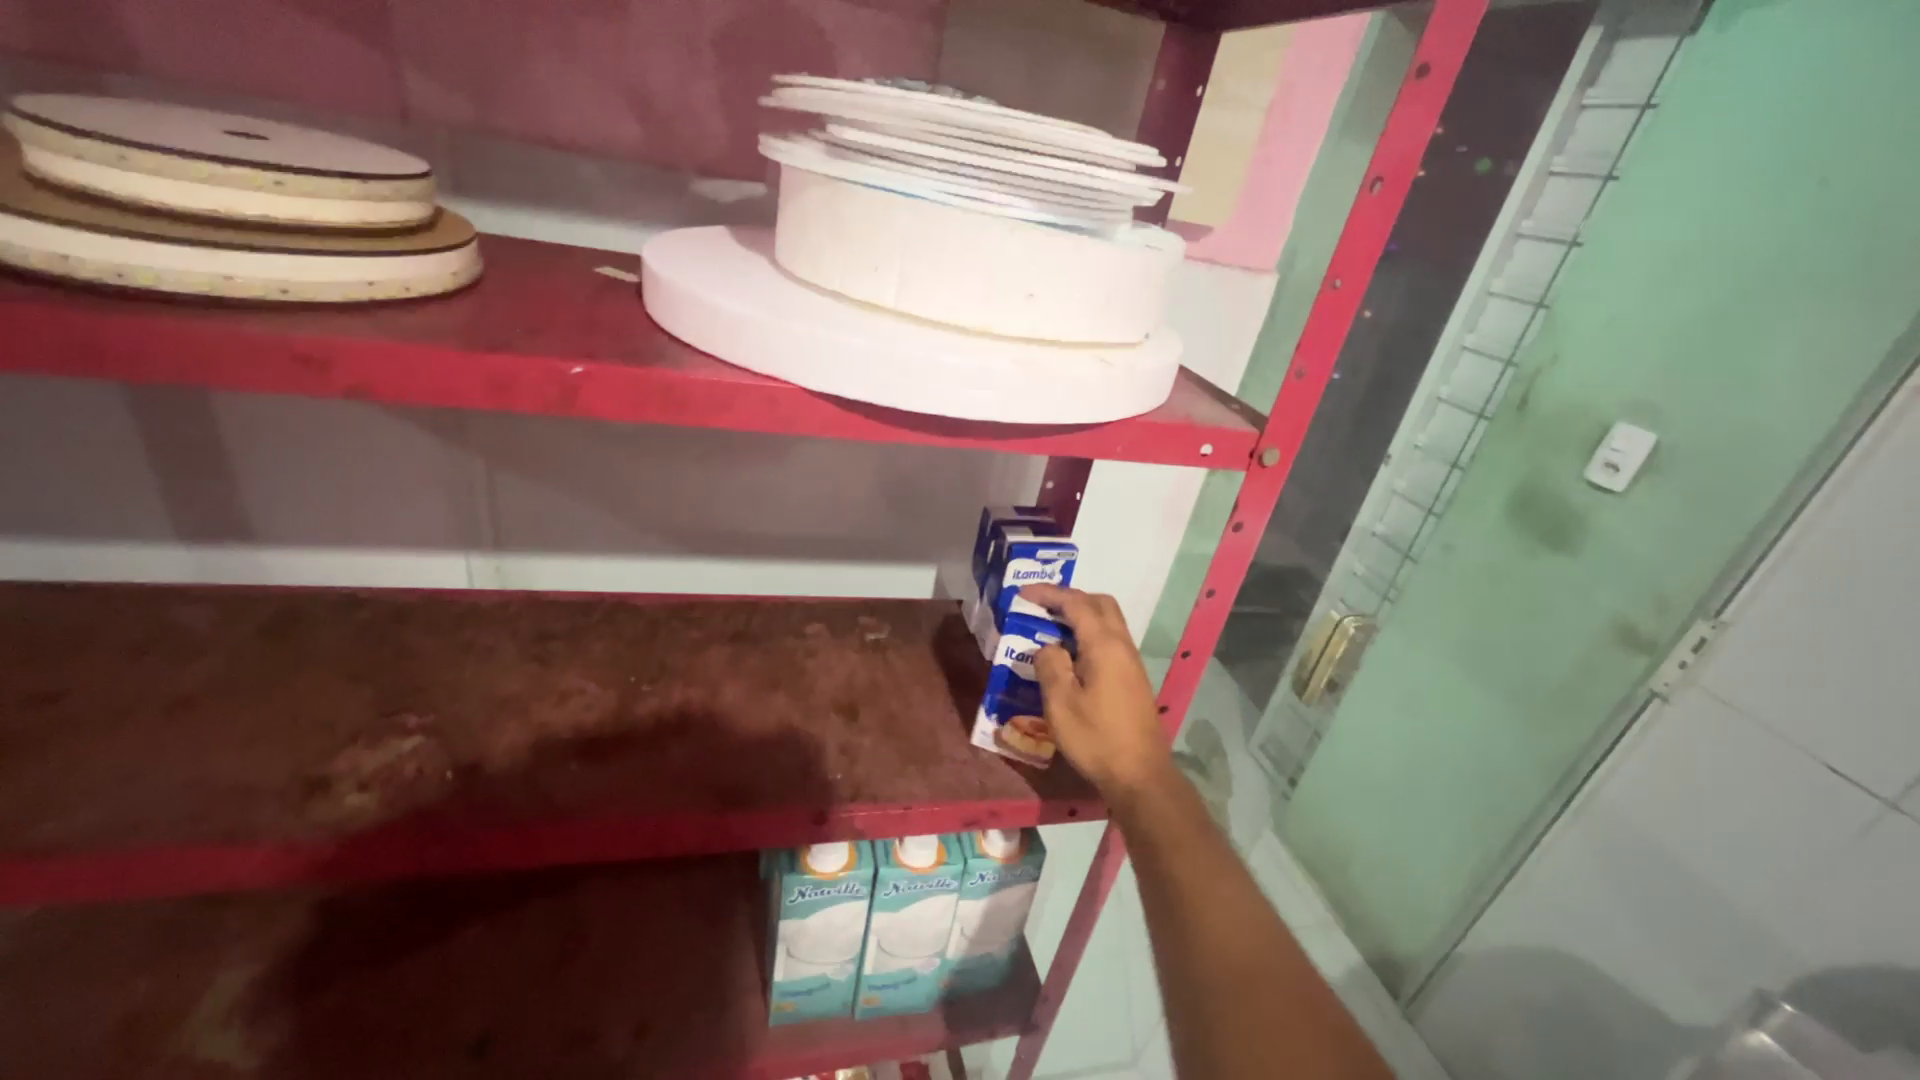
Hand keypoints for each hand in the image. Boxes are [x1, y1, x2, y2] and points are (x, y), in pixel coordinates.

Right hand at [1014, 584, 1170, 799]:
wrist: (1139, 774)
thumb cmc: (1096, 738)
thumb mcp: (1060, 703)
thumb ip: (1050, 665)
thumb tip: (1048, 646)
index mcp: (1104, 645)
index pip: (1076, 604)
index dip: (1049, 594)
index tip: (1023, 593)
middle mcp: (1122, 646)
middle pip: (1100, 604)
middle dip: (1070, 598)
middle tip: (1041, 606)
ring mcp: (1131, 663)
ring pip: (1108, 622)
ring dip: (1081, 616)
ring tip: (1051, 627)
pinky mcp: (1132, 679)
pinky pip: (1110, 641)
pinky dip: (1088, 634)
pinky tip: (1070, 655)